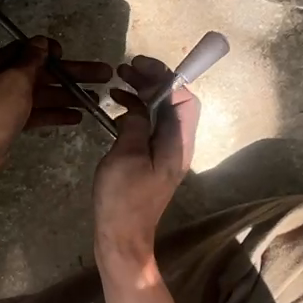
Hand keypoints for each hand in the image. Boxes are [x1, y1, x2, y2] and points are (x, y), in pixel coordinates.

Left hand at [0, 37, 112, 173]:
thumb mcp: (15, 80)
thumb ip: (31, 60)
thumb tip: (41, 41)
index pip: (27, 49)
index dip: (48, 50)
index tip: (66, 55)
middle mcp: (3, 80)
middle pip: (42, 72)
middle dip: (71, 74)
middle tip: (103, 75)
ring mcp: (8, 103)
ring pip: (43, 94)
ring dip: (68, 95)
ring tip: (95, 100)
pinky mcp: (13, 123)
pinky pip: (38, 113)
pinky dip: (56, 113)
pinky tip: (77, 117)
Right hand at [93, 55, 200, 264]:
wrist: (122, 236)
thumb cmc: (123, 197)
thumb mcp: (126, 155)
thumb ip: (136, 124)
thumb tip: (140, 106)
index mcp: (177, 144)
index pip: (184, 99)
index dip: (165, 77)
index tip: (139, 66)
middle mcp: (178, 146)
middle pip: (174, 103)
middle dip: (153, 81)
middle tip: (125, 69)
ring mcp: (165, 155)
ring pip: (161, 113)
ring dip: (143, 94)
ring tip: (118, 83)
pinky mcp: (152, 162)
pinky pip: (150, 127)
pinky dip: (137, 112)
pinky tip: (118, 108)